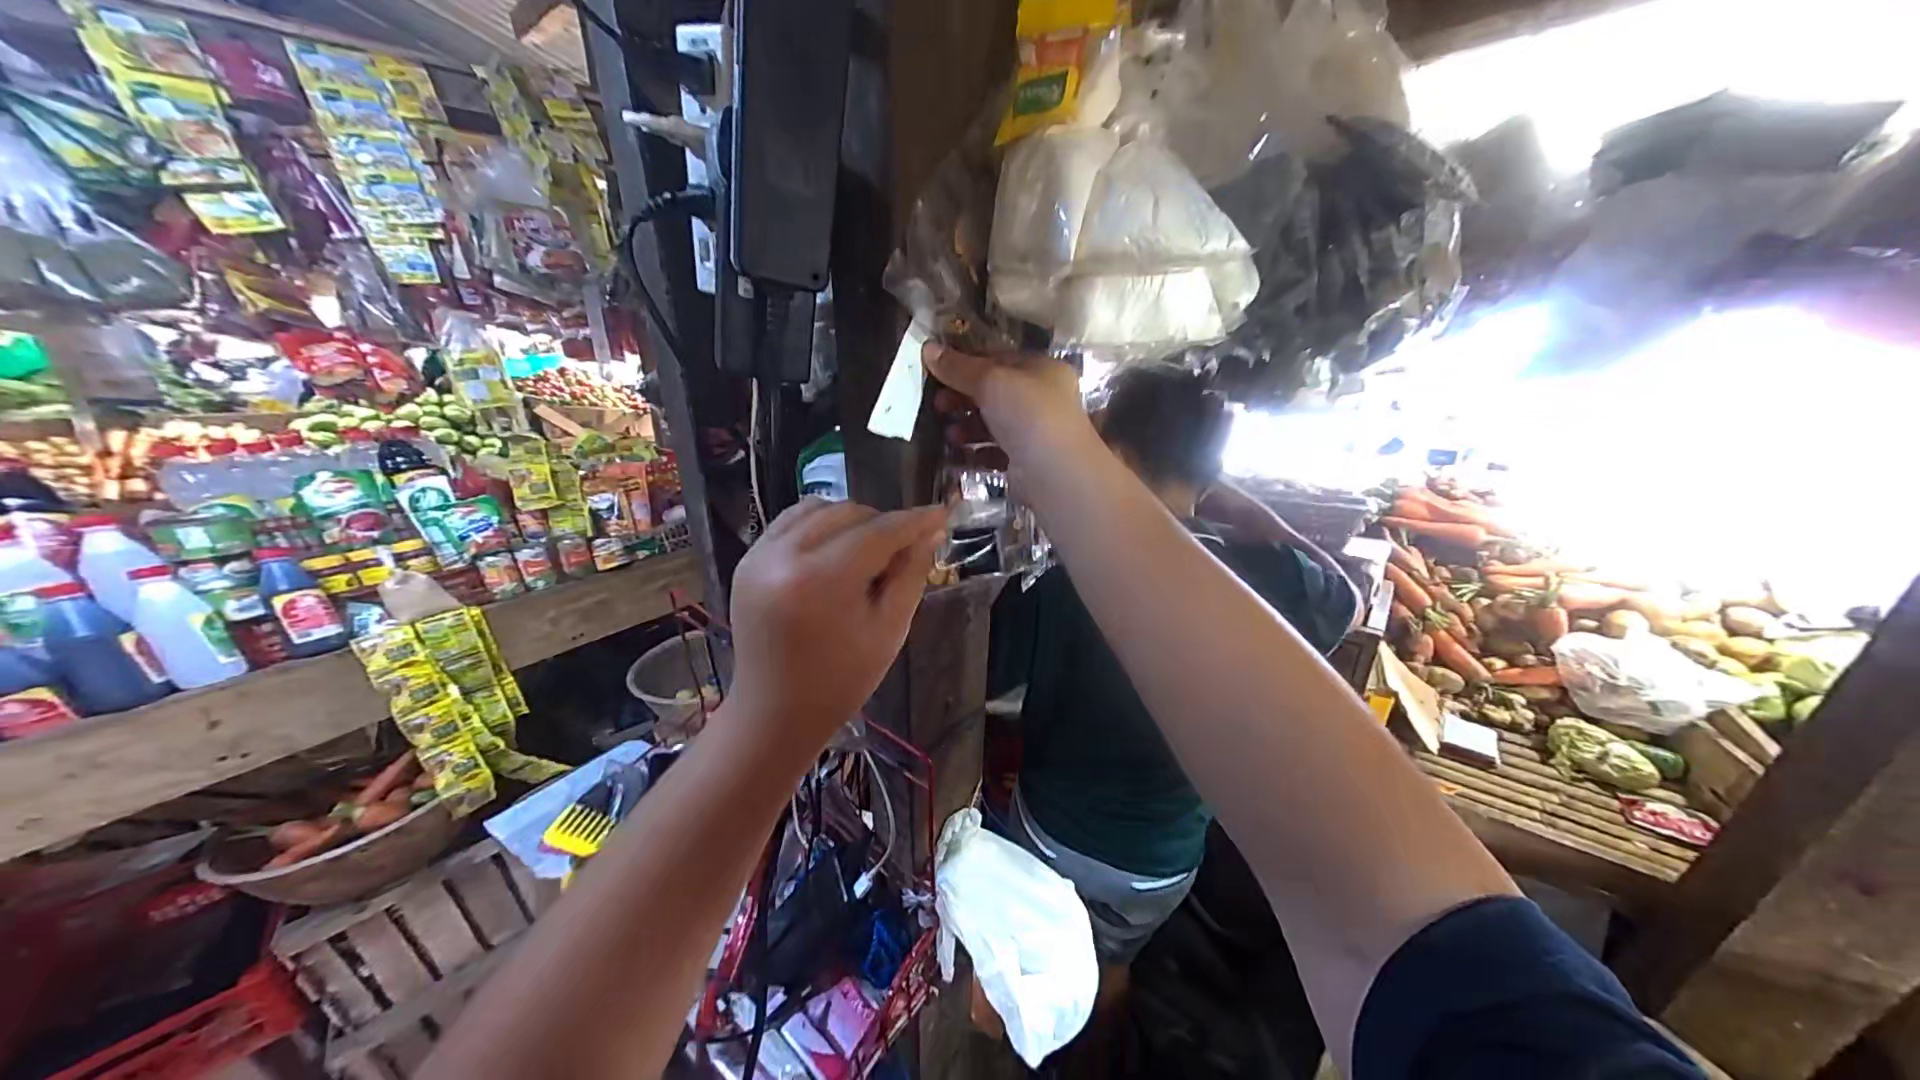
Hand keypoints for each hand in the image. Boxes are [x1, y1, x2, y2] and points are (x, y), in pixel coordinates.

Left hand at [724, 498, 948, 748]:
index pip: (878, 532)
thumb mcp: (889, 631)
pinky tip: (834, 550)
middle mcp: (783, 557)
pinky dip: (818, 526)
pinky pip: (790, 523)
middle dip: (882, 525)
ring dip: (849, 520)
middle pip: (848, 513)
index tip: (940, 513)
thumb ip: (911, 575)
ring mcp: (759, 557)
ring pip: (817, 509)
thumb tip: (929, 533)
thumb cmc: (841, 681)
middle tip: (903, 550)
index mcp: (821, 581)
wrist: (776, 712)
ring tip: (867, 550)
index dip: (914, 521)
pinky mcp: (747, 561)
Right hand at [923, 343, 1090, 466]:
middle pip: (994, 393)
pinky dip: (976, 453)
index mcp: (1041, 370)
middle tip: (937, 405)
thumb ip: (959, 368)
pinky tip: (958, 456)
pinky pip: (994, 453)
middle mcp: (1042, 399)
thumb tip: (928, 348)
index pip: (999, 359)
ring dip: (967, 427)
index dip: (967, 363)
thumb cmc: (1028, 414)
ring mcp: (1035, 433)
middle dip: (962, 398)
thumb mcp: (991, 381)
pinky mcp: (1026, 463)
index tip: (937, 372)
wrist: (1056, 472)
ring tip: (948, 435)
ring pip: (993, 425)